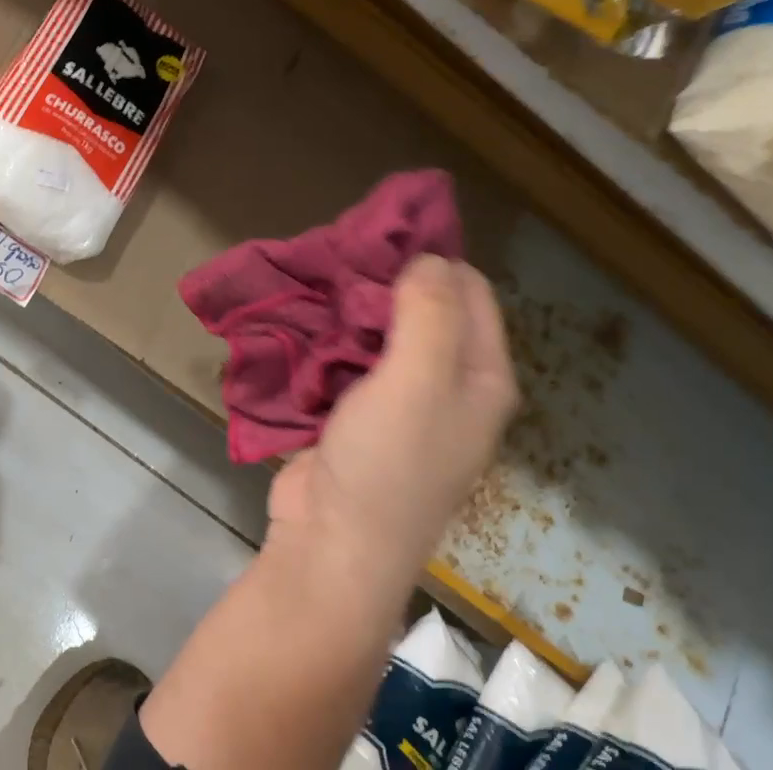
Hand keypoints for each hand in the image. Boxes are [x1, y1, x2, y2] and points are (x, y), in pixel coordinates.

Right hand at [268, 255, 518, 575]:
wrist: (334, 541)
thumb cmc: (387, 464)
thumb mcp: (417, 384)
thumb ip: (428, 317)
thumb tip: (428, 257)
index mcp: (479, 377)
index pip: (468, 293)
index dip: (429, 258)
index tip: (374, 231)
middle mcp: (446, 387)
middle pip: (421, 312)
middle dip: (379, 281)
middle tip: (330, 254)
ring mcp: (396, 406)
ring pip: (375, 337)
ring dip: (344, 311)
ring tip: (305, 282)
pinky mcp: (350, 420)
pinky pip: (341, 365)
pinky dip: (322, 343)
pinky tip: (293, 326)